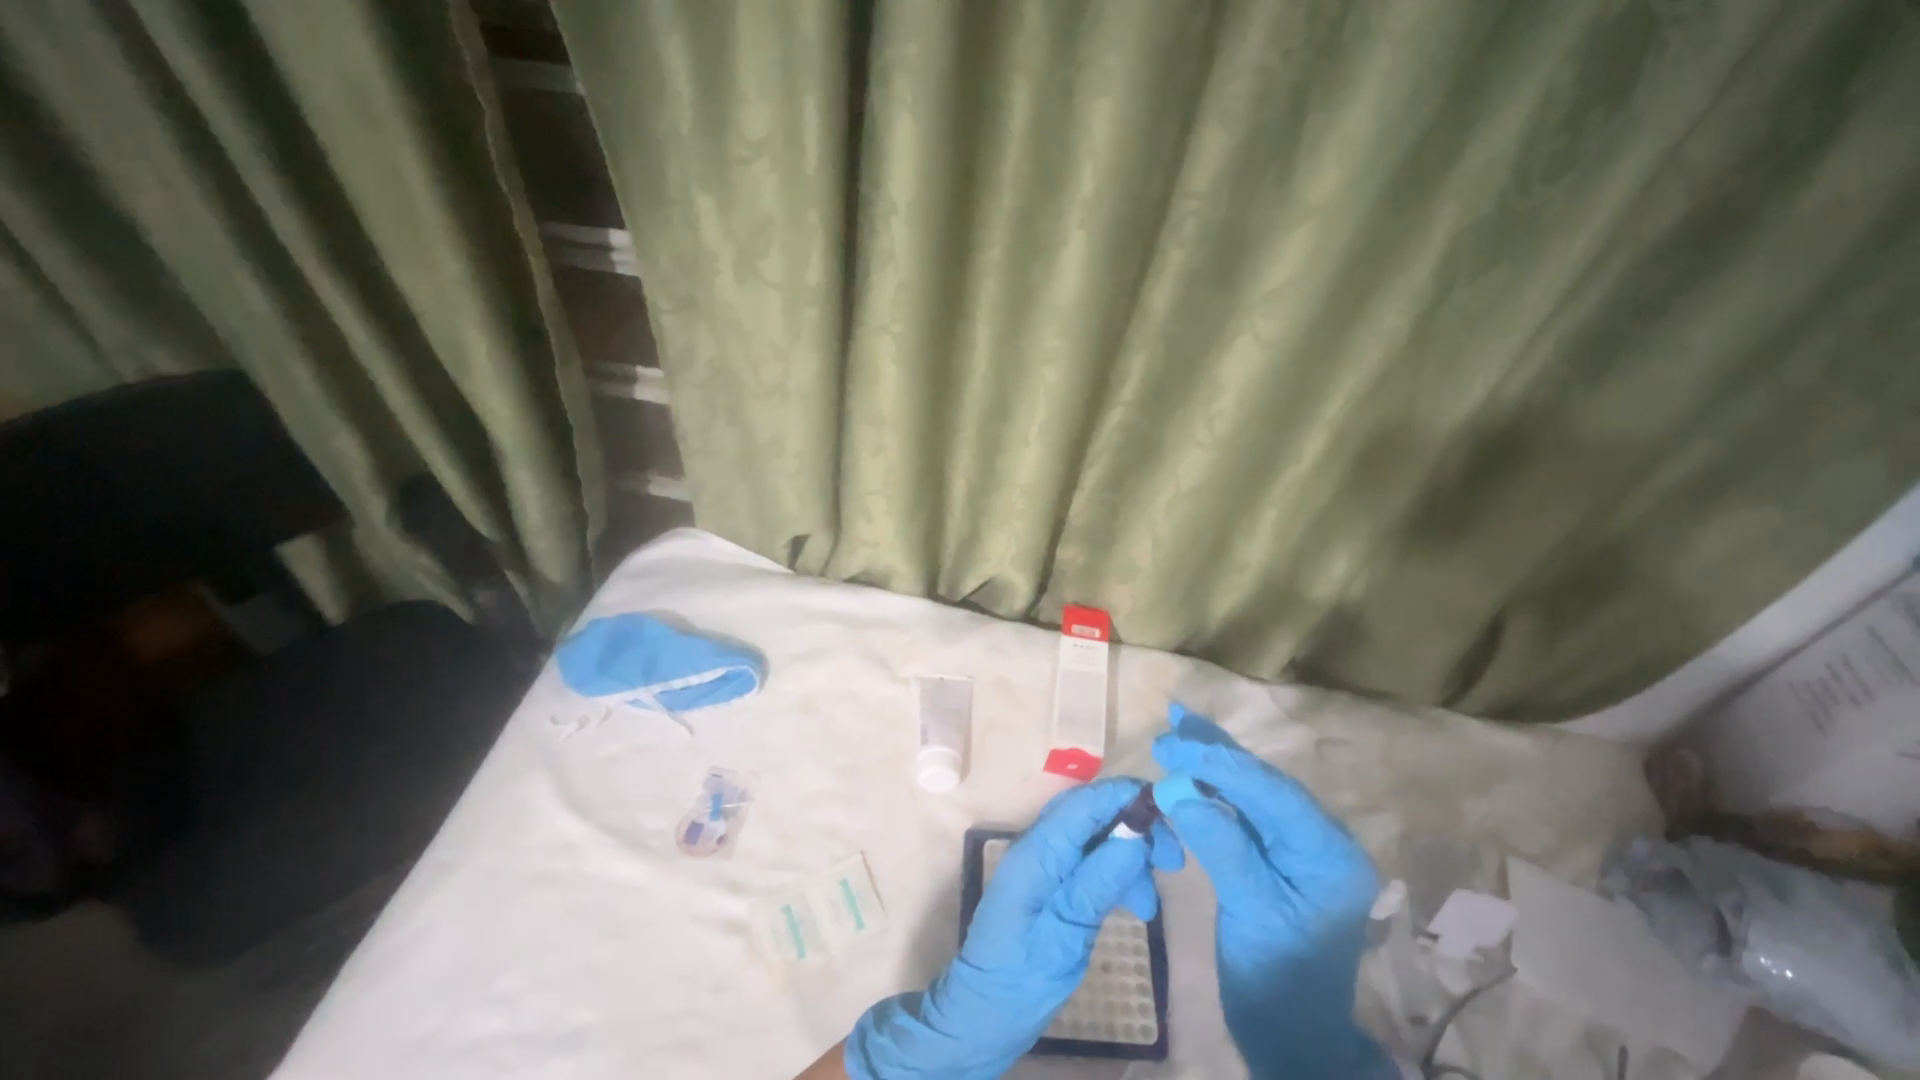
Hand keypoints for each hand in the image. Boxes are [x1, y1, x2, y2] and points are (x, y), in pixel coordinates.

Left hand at [843, 779, 1180, 1079]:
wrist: (985, 1014)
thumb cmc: (1021, 978)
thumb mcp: (1065, 936)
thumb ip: (1098, 883)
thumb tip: (1137, 834)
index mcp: (1035, 854)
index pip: (1084, 802)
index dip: (1126, 796)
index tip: (1171, 810)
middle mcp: (1038, 848)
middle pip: (1093, 813)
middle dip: (1136, 826)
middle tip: (1172, 861)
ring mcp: (1046, 865)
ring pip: (1097, 837)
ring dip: (1131, 857)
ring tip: (1149, 903)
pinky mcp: (1055, 884)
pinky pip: (1093, 861)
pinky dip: (1119, 875)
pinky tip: (1136, 906)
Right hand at [1152, 706, 1392, 1079]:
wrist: (1294, 1039)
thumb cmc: (1276, 982)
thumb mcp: (1249, 915)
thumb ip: (1222, 847)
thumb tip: (1179, 789)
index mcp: (1329, 855)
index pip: (1272, 792)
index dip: (1220, 762)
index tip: (1171, 742)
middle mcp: (1322, 842)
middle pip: (1265, 784)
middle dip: (1218, 752)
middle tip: (1173, 720)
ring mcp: (1302, 851)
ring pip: (1255, 794)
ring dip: (1214, 765)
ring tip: (1177, 731)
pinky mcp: (1281, 861)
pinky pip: (1248, 816)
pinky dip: (1216, 793)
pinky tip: (1190, 776)